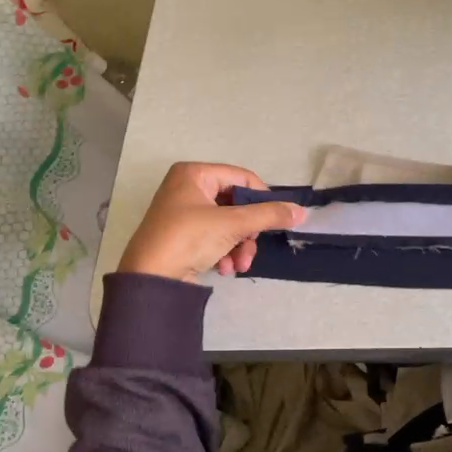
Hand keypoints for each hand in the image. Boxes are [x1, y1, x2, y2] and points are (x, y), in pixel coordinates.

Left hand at [117, 162, 306, 281]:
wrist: (150, 278)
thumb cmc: (188, 238)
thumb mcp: (232, 224)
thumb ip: (269, 216)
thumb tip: (301, 211)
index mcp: (194, 174)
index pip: (242, 178)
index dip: (262, 198)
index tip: (276, 218)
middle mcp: (187, 188)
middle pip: (236, 204)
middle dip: (248, 231)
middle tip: (250, 245)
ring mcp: (184, 213)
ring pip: (228, 224)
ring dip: (239, 246)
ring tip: (239, 265)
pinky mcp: (183, 236)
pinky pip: (215, 238)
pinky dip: (224, 253)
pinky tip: (225, 269)